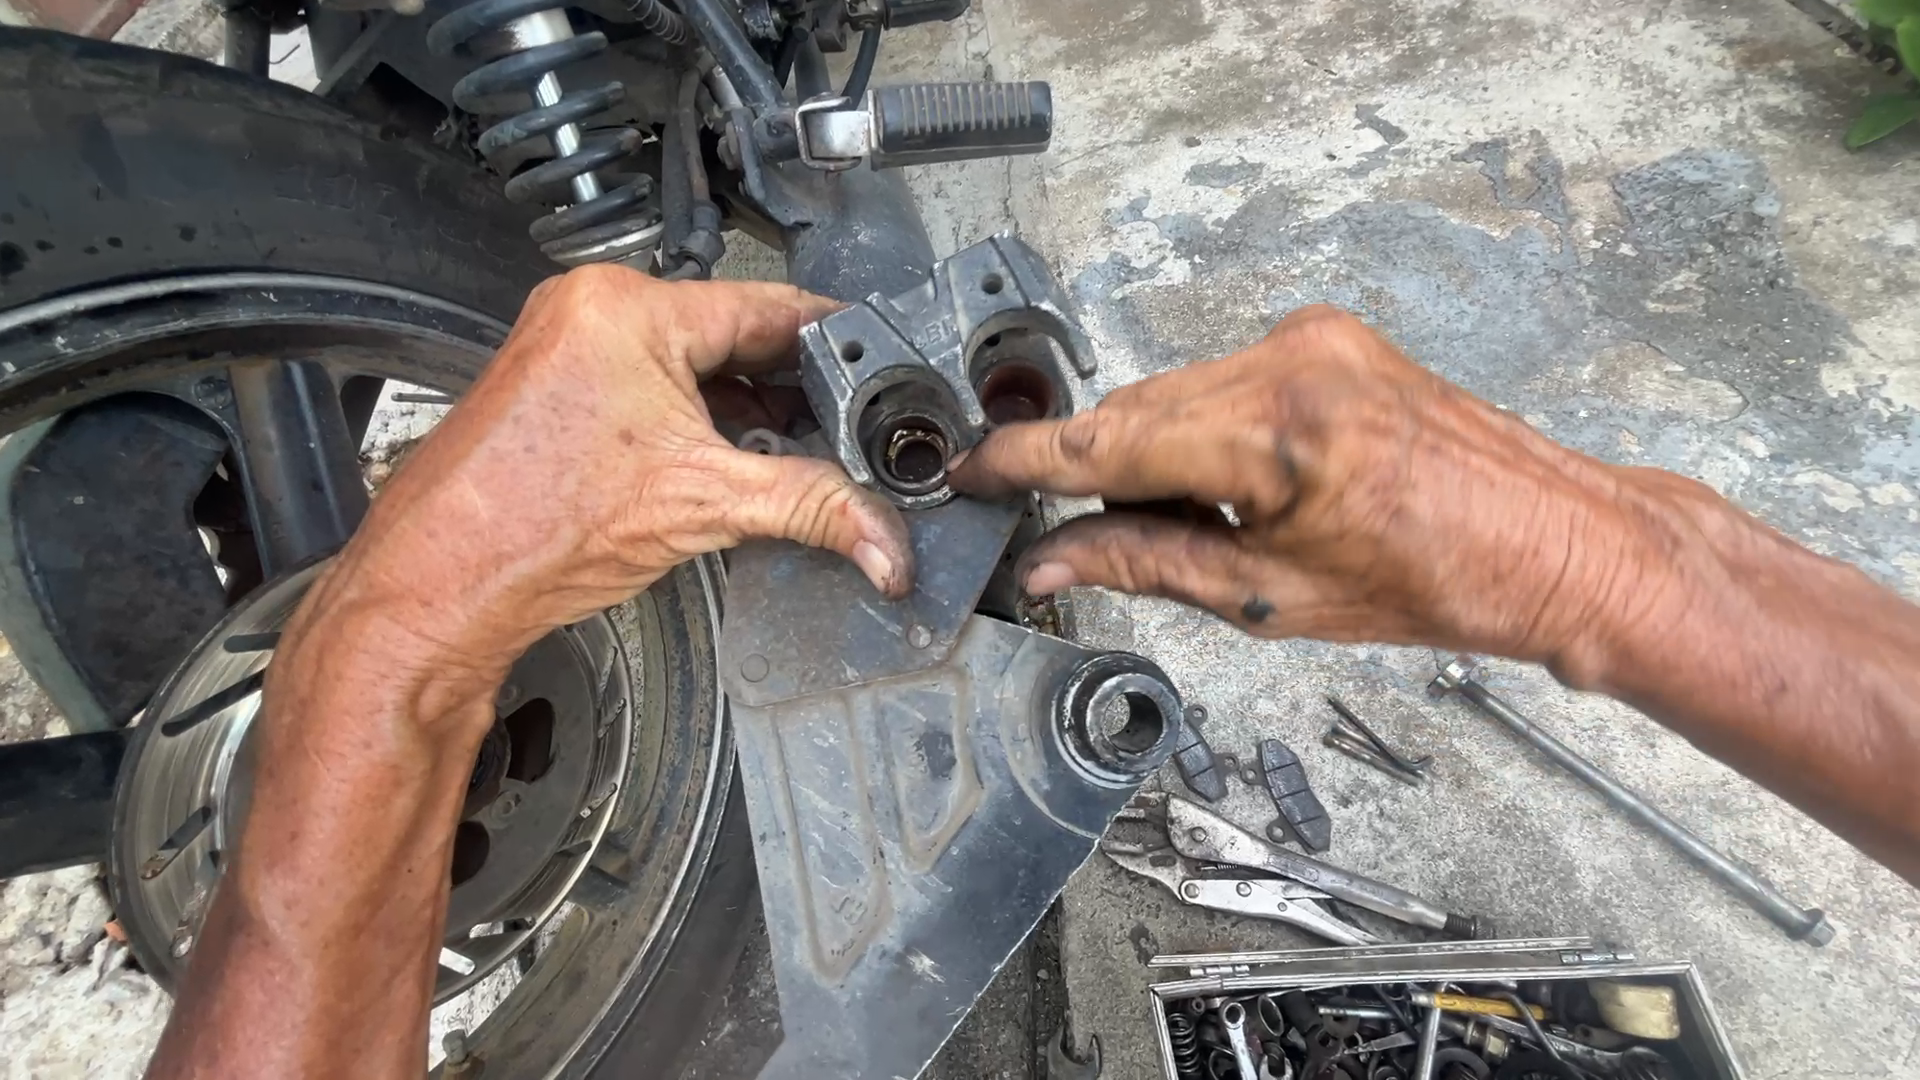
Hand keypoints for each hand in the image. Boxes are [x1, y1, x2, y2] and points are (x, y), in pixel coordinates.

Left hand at [283, 265, 913, 698]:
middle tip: (848, 416)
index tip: (875, 354)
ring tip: (801, 441)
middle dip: (796, 378)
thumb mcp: (706, 505)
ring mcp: (579, 348)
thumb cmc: (533, 525)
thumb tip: (883, 538)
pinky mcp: (572, 388)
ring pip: (702, 362)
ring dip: (753, 400)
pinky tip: (740, 451)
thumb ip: (811, 507)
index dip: (832, 334)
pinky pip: (665, 385)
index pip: (766, 304)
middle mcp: (597, 313)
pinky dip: (711, 415)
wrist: (445, 582)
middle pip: (736, 333)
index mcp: (628, 311)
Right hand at [948, 305, 1675, 678]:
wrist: (1554, 542)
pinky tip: (1212, 479)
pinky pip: (1210, 382)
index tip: (973, 470)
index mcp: (1278, 433)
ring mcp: (1307, 337)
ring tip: (1176, 516)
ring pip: (1166, 395)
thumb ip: (1138, 562)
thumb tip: (1048, 559)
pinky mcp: (1320, 337)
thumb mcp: (1264, 595)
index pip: (1109, 443)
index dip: (1026, 460)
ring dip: (1142, 454)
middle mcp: (1287, 359)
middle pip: (1131, 413)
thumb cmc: (1429, 583)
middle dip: (1089, 470)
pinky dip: (1187, 432)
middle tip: (1067, 526)